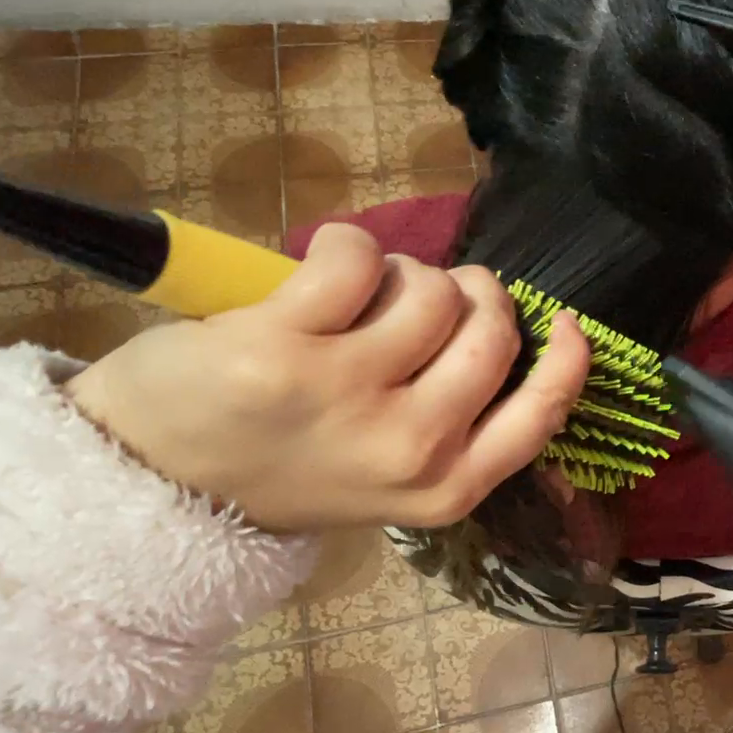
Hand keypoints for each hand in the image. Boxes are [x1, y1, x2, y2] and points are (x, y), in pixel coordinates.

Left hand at [64, 223, 588, 531]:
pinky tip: (326, 268)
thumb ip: (460, 423)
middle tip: (437, 294)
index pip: (539, 413)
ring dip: (406, 273)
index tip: (570, 322)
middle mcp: (413, 447)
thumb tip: (498, 324)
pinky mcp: (283, 346)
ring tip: (367, 293)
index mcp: (448, 486)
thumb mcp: (399, 480)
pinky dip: (349, 246)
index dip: (567, 359)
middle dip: (475, 296)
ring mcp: (349, 395)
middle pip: (491, 335)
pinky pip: (359, 259)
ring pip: (431, 291)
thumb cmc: (295, 472)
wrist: (162, 486)